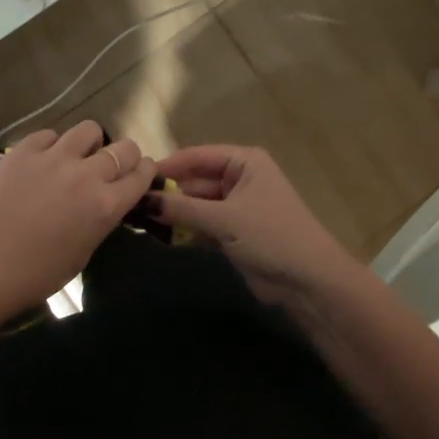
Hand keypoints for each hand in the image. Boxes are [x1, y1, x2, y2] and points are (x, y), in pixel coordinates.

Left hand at [0, 121, 154, 319]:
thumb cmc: (36, 275)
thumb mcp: (83, 253)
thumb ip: (100, 220)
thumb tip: (105, 202)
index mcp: (106, 206)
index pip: (141, 174)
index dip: (144, 172)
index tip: (138, 174)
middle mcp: (86, 175)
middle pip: (123, 148)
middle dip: (124, 157)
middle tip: (109, 168)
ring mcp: (53, 158)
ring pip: (89, 130)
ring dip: (89, 144)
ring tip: (76, 158)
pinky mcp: (23, 150)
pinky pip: (49, 134)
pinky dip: (52, 145)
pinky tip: (42, 161)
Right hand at [151, 145, 358, 307]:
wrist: (308, 282)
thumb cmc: (271, 236)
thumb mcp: (224, 219)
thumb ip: (181, 208)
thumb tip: (141, 199)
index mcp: (244, 162)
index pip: (196, 156)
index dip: (167, 166)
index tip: (133, 177)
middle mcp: (239, 178)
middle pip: (194, 180)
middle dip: (167, 193)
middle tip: (130, 203)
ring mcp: (236, 206)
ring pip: (195, 204)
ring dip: (172, 213)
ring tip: (137, 220)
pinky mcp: (232, 232)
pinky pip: (201, 224)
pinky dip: (184, 230)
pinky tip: (159, 236)